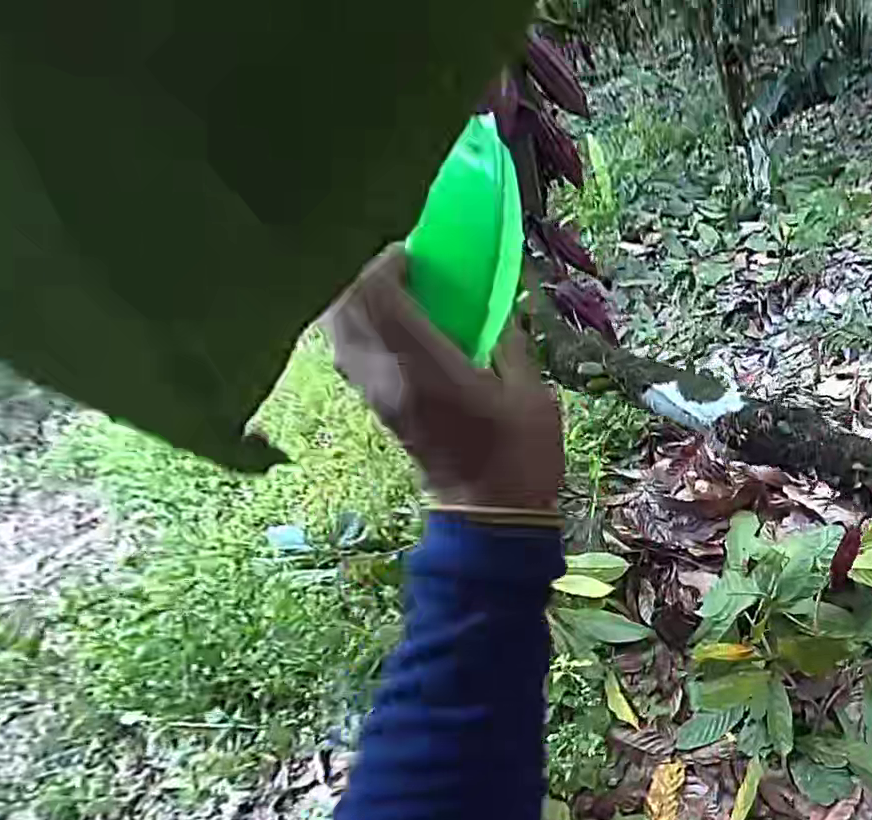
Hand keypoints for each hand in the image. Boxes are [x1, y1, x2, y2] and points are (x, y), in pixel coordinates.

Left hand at [322, 245, 564, 509]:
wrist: (492, 512)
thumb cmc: (522, 455)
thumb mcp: (533, 397)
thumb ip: (511, 346)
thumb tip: (501, 309)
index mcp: (427, 366)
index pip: (375, 290)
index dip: (387, 260)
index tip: (419, 255)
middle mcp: (386, 373)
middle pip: (343, 301)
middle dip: (365, 274)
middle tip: (407, 271)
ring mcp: (374, 391)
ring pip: (338, 325)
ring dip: (360, 300)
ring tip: (401, 297)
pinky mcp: (376, 405)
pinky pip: (349, 348)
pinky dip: (363, 326)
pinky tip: (399, 332)